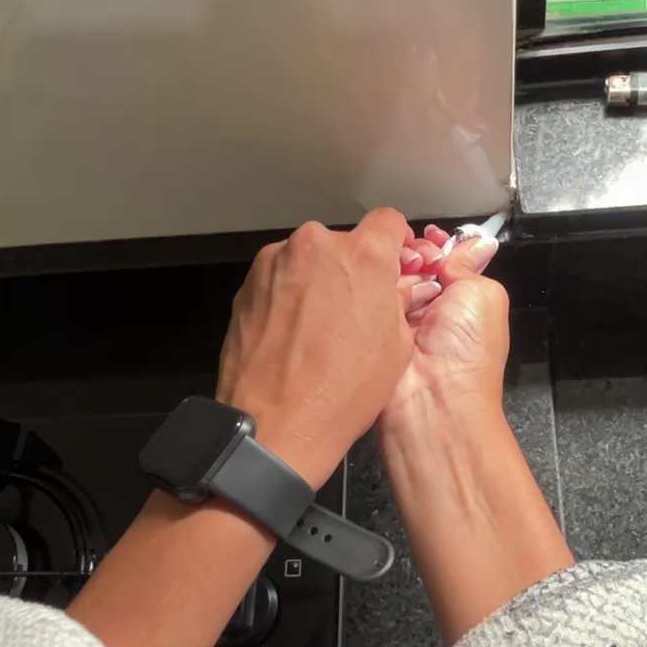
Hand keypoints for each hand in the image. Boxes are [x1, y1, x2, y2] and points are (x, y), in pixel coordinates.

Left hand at [216, 208, 436, 487]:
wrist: (276, 424)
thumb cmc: (344, 390)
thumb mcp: (397, 347)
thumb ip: (400, 302)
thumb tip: (400, 288)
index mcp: (363, 255)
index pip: (389, 221)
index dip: (396, 244)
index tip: (394, 265)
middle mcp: (315, 245)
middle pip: (344, 243)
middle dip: (353, 268)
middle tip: (357, 309)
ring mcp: (274, 262)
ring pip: (309, 260)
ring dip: (319, 281)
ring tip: (320, 329)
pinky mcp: (246, 284)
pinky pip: (280, 279)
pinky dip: (290, 296)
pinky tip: (294, 335)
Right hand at [386, 224, 505, 424]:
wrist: (434, 401)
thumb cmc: (468, 356)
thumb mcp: (482, 295)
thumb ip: (468, 266)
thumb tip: (475, 244)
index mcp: (460, 299)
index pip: (441, 256)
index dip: (435, 243)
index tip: (430, 236)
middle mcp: (427, 308)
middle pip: (410, 260)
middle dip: (412, 253)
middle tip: (418, 262)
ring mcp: (397, 318)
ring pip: (387, 274)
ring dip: (393, 271)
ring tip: (401, 280)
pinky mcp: (371, 329)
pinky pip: (366, 295)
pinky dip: (372, 288)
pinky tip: (380, 291)